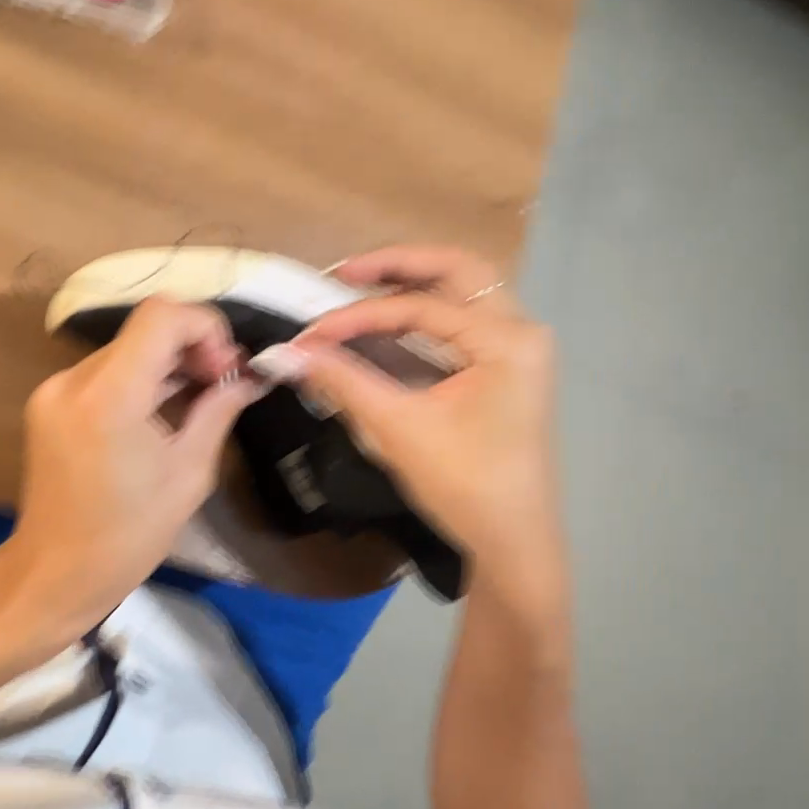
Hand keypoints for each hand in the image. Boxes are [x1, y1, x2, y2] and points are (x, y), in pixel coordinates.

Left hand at [0, 298, 263, 642]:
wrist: (55, 574)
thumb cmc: (129, 536)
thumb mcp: (189, 474)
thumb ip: (218, 411)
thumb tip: (249, 376)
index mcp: (110, 397)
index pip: (160, 316)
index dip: (204, 326)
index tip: (225, 367)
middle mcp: (74, 380)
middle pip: (144, 329)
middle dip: (191, 346)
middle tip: (222, 384)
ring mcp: (56, 389)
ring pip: (127, 348)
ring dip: (168, 362)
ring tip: (199, 399)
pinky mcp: (50, 401)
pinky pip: (106, 371)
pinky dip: (141, 378)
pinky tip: (164, 410)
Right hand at [292, 246, 558, 593]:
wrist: (514, 543)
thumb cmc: (465, 486)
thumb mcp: (398, 429)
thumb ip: (343, 381)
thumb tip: (288, 353)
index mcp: (506, 340)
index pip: (419, 307)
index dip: (357, 316)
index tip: (310, 333)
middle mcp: (521, 331)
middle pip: (457, 270)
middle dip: (396, 265)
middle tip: (343, 274)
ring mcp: (519, 349)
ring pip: (464, 292)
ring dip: (412, 286)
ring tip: (359, 289)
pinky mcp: (508, 368)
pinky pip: (464, 322)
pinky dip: (425, 316)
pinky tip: (387, 326)